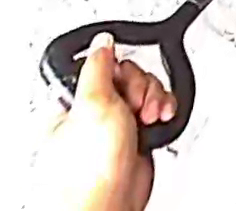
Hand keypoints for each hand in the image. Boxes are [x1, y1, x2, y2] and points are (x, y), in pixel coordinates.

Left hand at [39, 33, 175, 210]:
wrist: (108, 208)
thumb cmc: (86, 172)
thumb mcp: (92, 105)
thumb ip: (98, 68)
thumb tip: (100, 40)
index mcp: (72, 104)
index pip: (103, 65)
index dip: (119, 67)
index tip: (125, 77)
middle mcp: (92, 114)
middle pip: (128, 76)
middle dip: (141, 86)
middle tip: (135, 104)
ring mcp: (114, 127)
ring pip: (145, 92)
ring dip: (154, 99)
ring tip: (148, 117)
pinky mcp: (134, 139)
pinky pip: (155, 112)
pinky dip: (163, 113)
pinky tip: (158, 122)